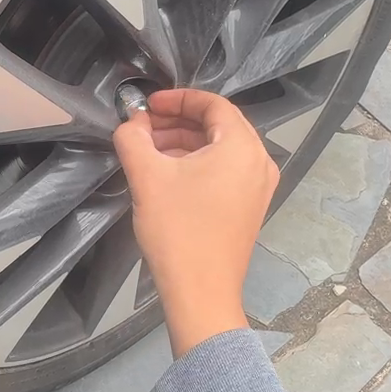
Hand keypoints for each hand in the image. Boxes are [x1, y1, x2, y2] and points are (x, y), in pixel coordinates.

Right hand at [113, 89, 279, 357]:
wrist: (201, 293)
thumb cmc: (177, 230)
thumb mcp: (147, 177)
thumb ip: (133, 138)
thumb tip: (131, 123)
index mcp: (242, 147)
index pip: (213, 104)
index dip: (177, 98)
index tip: (147, 105)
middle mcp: (259, 162)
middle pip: (218, 125)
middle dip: (178, 122)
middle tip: (143, 128)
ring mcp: (258, 187)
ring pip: (220, 150)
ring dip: (185, 144)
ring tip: (149, 152)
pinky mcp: (250, 208)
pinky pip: (225, 172)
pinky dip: (197, 165)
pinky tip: (168, 177)